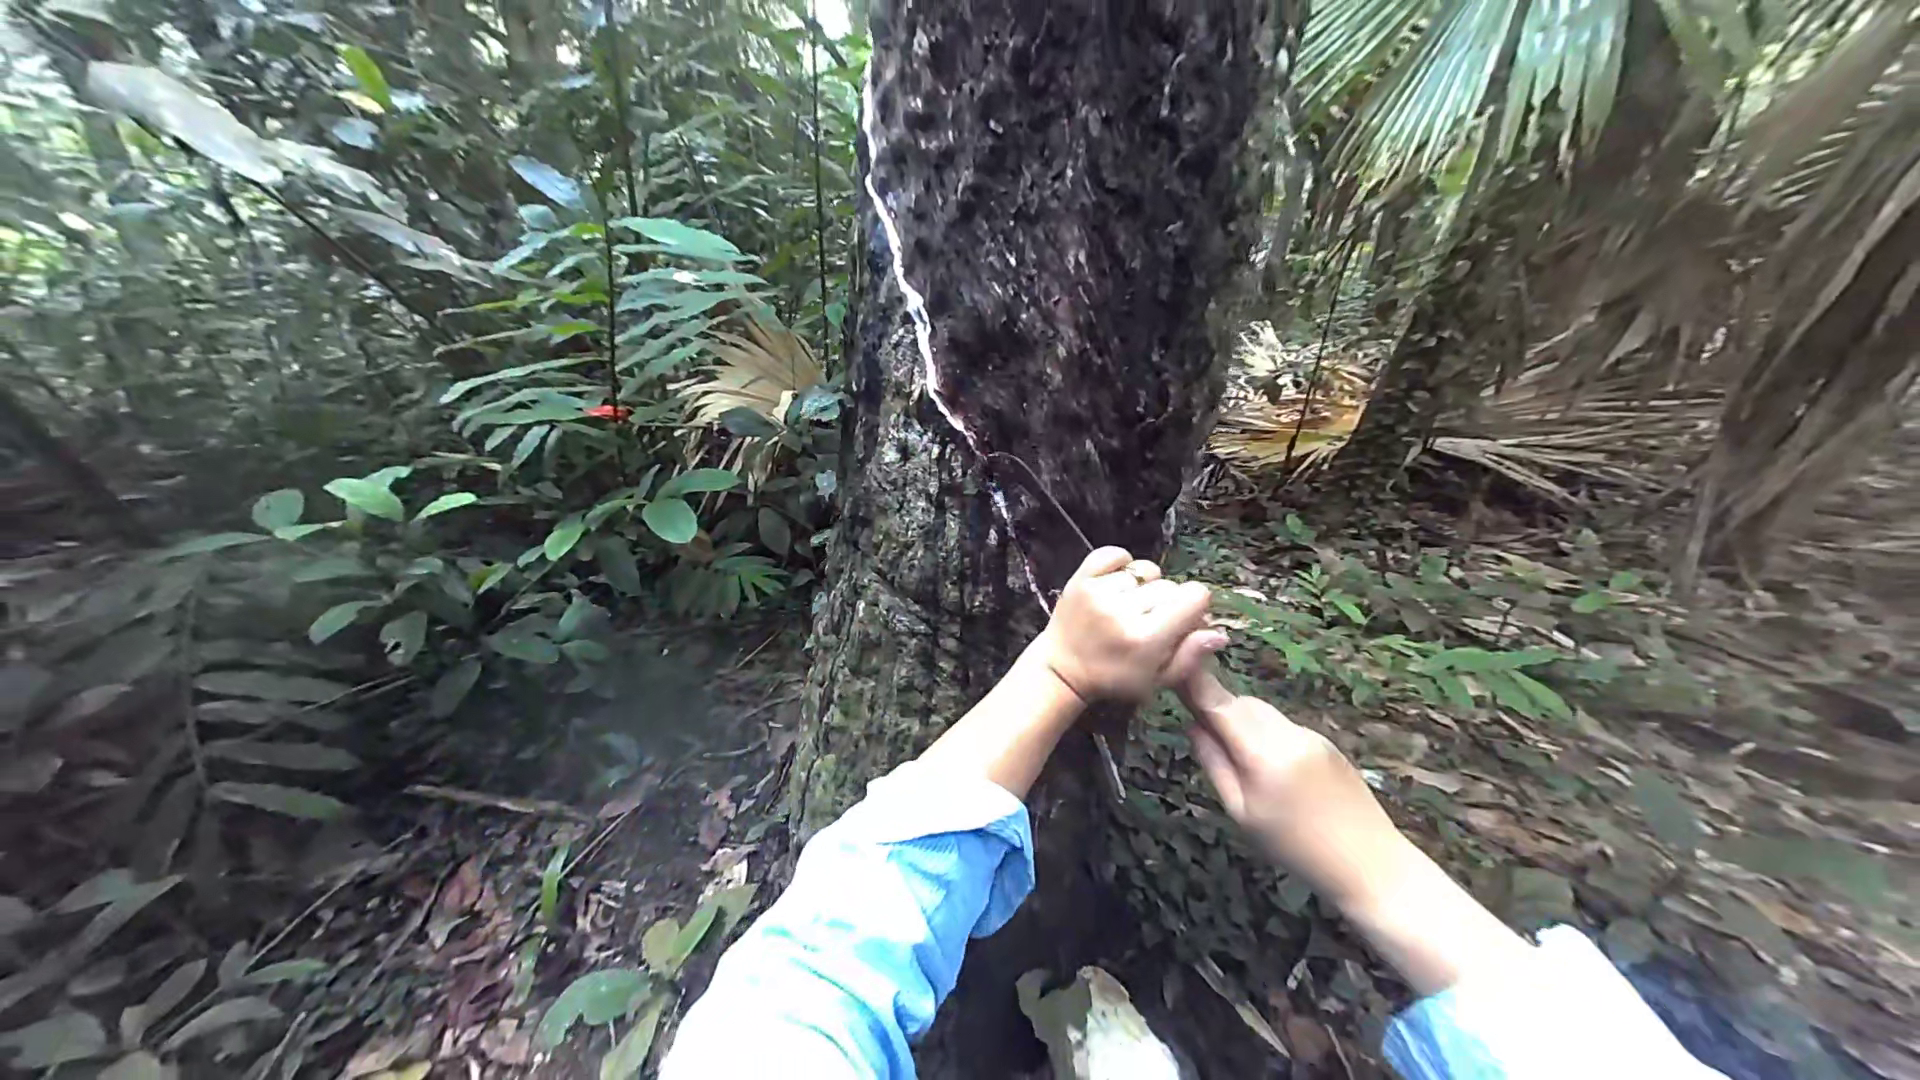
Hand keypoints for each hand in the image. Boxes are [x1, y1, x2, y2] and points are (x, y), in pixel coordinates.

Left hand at [1033, 547, 1220, 703]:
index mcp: (1146, 638)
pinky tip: (1119, 582)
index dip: (1195, 606)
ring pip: (1143, 572)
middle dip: (1167, 601)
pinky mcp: (1080, 579)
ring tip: (1128, 606)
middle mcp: (1123, 611)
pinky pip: (1112, 554)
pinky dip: (1120, 563)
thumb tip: (1220, 631)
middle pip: (1169, 585)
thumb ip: (1190, 656)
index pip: (1194, 597)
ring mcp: (1099, 592)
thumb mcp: (1157, 680)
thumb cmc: (1114, 678)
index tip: (1184, 618)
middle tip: (1150, 620)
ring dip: (1142, 587)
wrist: (1062, 669)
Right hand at [1177, 668, 1408, 909]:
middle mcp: (1287, 734)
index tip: (1175, 666)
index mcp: (1263, 755)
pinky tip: (1275, 772)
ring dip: (1242, 722)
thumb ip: (1214, 764)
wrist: (1371, 865)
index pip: (1219, 704)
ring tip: (1243, 764)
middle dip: (1219, 710)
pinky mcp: (1326, 741)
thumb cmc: (1295, 847)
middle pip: (1240, 703)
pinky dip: (1266, 735)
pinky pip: (1282, 726)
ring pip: (1262, 712)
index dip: (1194, 682)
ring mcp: (1310, 735)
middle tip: (1205, 737)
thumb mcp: (1241, 813)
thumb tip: (1193, 726)